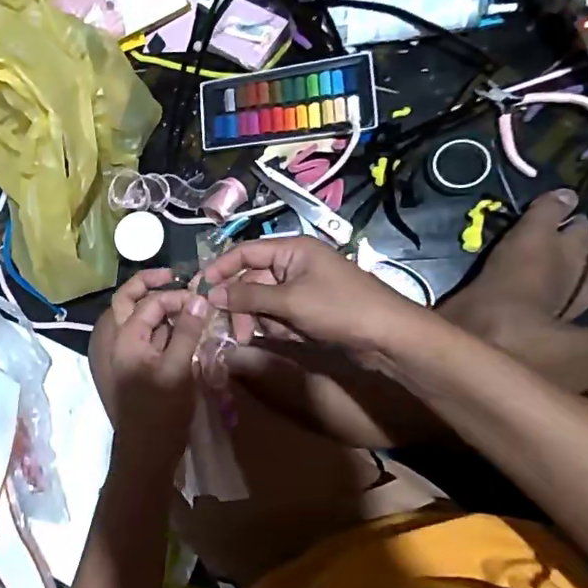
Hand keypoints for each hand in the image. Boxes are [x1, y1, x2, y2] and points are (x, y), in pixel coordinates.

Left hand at [89, 270, 212, 468]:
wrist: (143, 453)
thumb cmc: (161, 412)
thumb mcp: (180, 369)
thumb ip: (187, 332)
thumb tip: (199, 298)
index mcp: (123, 338)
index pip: (150, 302)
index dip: (177, 297)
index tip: (202, 300)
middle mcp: (111, 341)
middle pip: (125, 300)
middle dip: (148, 284)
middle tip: (173, 277)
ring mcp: (112, 354)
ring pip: (125, 316)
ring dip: (147, 304)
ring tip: (175, 303)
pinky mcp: (120, 367)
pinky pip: (131, 335)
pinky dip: (148, 325)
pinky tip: (171, 330)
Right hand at [199, 238, 429, 361]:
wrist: (388, 336)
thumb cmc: (339, 308)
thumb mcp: (290, 301)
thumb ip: (248, 297)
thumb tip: (210, 294)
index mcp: (292, 249)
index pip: (244, 251)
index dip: (220, 268)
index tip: (200, 290)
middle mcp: (294, 264)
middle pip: (251, 280)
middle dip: (241, 305)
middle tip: (235, 331)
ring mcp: (301, 288)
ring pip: (263, 301)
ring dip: (257, 319)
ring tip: (261, 337)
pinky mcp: (308, 310)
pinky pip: (279, 315)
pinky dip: (276, 327)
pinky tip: (287, 338)